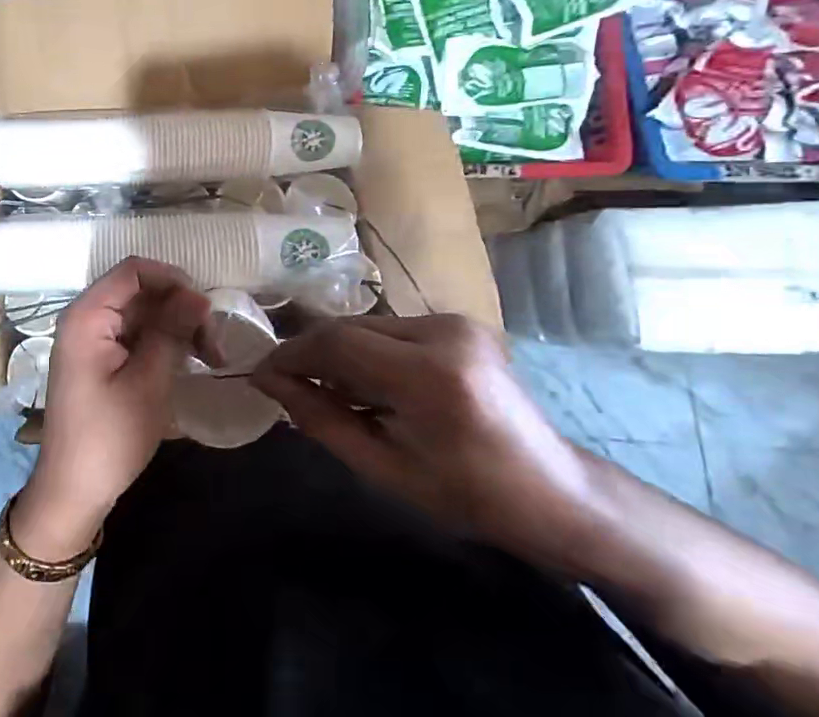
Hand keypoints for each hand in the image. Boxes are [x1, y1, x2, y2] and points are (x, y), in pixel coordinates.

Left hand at [13, 257, 208, 560]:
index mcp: (86, 316)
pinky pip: (134, 335)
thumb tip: (198, 294)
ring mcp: (90, 339)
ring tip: (211, 358)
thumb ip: (170, 332)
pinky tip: (188, 362)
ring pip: (141, 313)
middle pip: (139, 291)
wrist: (74, 486)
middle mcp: (84, 318)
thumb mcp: (148, 382)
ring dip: (176, 327)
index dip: (173, 281)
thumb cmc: (110, 436)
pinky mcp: (99, 359)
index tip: (208, 312)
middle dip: (180, 308)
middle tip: (215, 346)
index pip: (133, 271)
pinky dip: (162, 342)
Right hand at [250, 314, 607, 569]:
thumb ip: (318, 418)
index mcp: (430, 376)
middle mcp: (445, 334)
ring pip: (363, 326)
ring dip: (336, 354)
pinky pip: (387, 330)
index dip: (290, 356)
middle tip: (287, 385)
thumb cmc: (469, 495)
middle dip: (310, 355)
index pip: (335, 343)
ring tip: (329, 392)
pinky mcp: (459, 326)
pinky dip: (363, 352)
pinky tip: (366, 386)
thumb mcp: (382, 466)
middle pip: (347, 328)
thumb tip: (266, 381)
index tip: (261, 375)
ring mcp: (457, 325)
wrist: (557, 494)